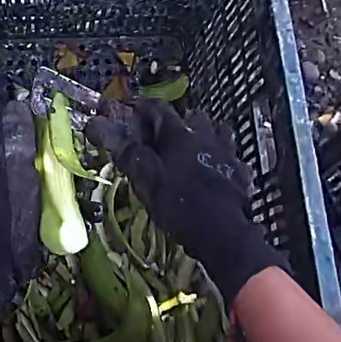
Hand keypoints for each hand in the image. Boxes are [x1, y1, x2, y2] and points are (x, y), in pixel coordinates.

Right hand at [87, 99, 286, 307]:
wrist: (223, 234)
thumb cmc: (179, 205)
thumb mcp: (146, 180)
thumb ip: (127, 152)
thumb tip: (100, 127)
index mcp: (179, 134)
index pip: (157, 108)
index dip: (139, 107)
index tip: (127, 111)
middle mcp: (206, 135)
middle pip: (189, 116)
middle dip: (174, 122)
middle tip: (159, 137)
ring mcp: (227, 152)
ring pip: (214, 131)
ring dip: (201, 135)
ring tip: (189, 150)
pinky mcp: (240, 171)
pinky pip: (228, 155)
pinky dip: (218, 158)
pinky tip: (212, 170)